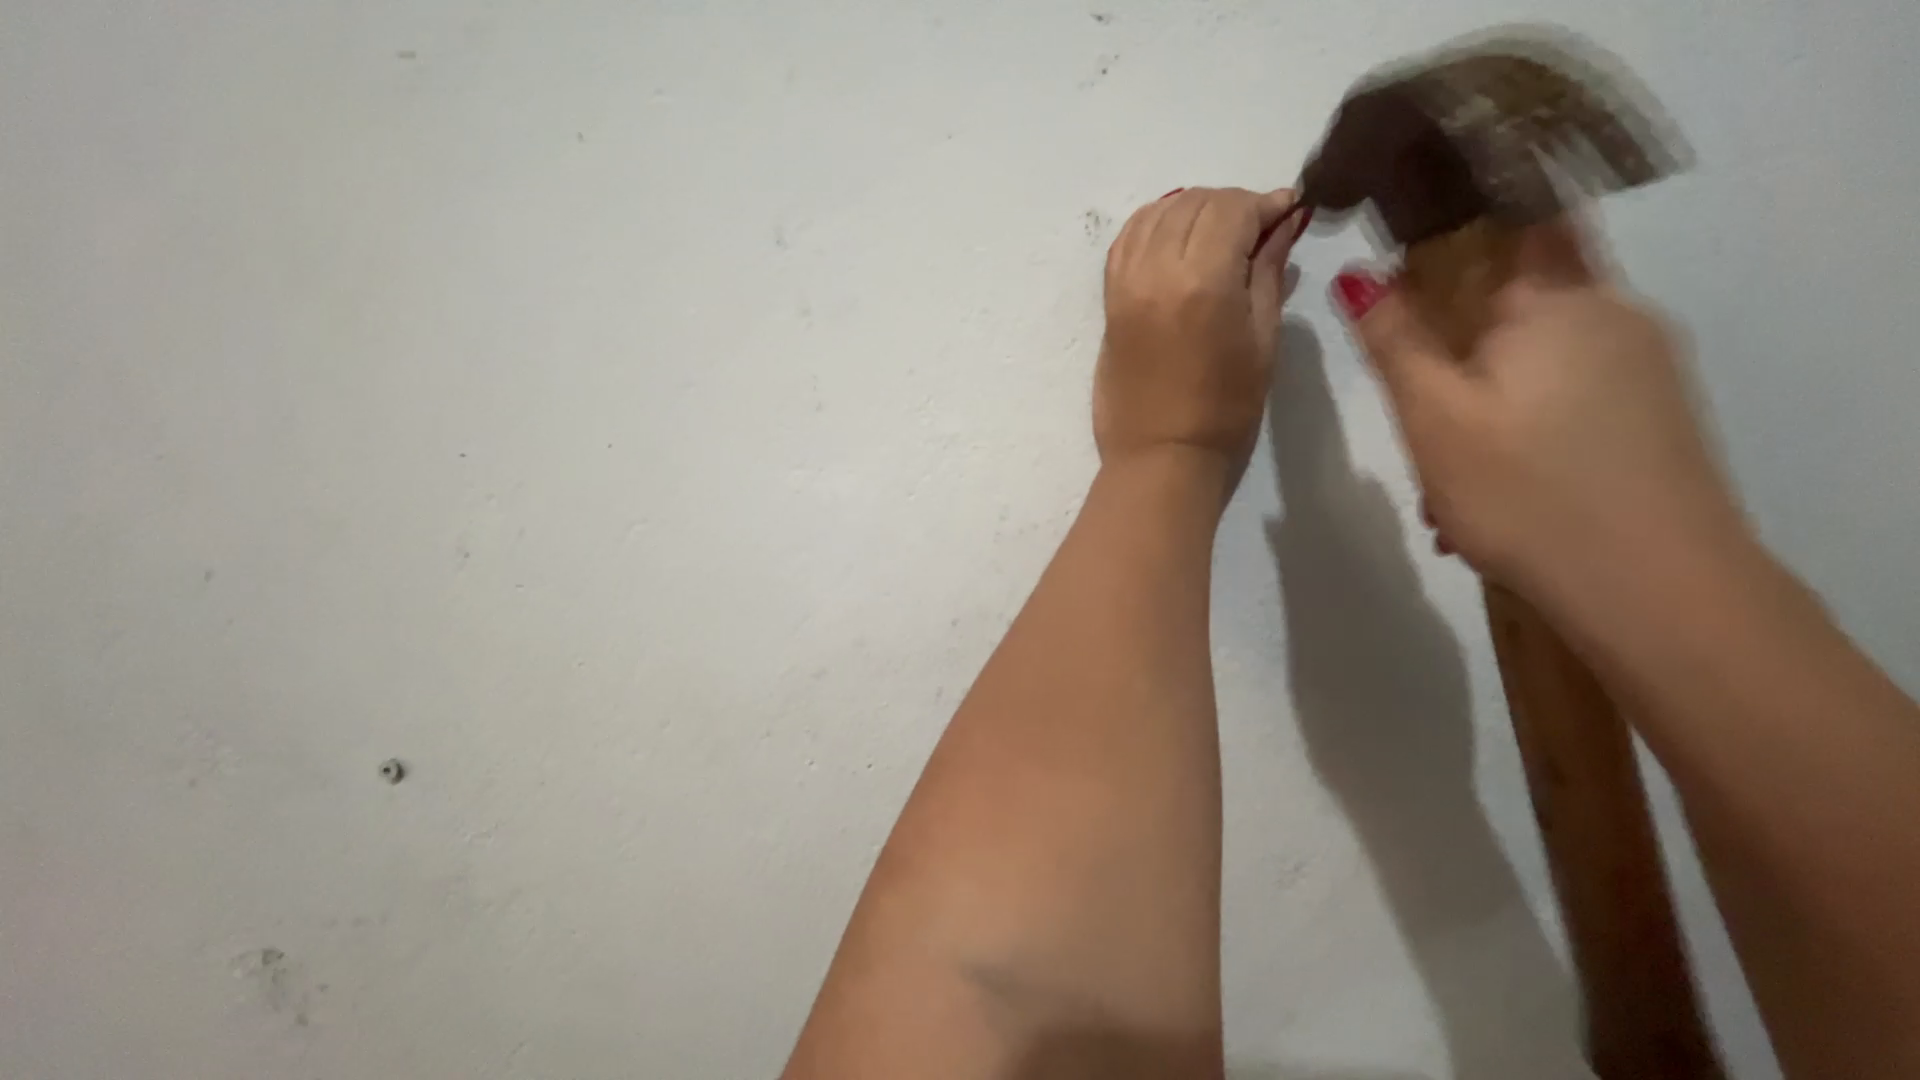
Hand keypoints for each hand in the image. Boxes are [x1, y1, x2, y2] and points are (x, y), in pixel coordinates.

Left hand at [1094, 187, 1301, 479]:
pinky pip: (1126, 241)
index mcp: (1202, 282)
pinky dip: (1152, 226)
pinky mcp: (1109, 302)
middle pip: (1193, 204)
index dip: (1264, 204)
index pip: (1232, 210)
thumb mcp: (1263, 341)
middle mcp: (1156, 272)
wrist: (1160, 457)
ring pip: (1156, 214)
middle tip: (1256, 228)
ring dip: (1191, 210)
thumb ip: (1269, 272)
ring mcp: (1125, 285)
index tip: (1287, 212)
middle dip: (1230, 205)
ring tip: (1216, 233)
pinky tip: (1174, 237)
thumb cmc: (1225, 410)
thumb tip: (1285, 221)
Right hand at [1335, 220, 1747, 595]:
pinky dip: (1524, 424)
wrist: (1656, 589)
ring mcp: (1647, 366)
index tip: (1413, 255)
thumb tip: (1355, 273)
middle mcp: (1614, 313)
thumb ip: (1393, 340)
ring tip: (1446, 475)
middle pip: (1522, 297)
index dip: (1464, 219)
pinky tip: (1494, 491)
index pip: (1518, 215)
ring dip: (1486, 396)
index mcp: (1558, 298)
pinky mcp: (1658, 415)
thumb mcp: (1434, 417)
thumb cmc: (1525, 491)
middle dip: (1461, 339)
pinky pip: (1573, 396)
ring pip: (1542, 357)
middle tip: (1415, 401)